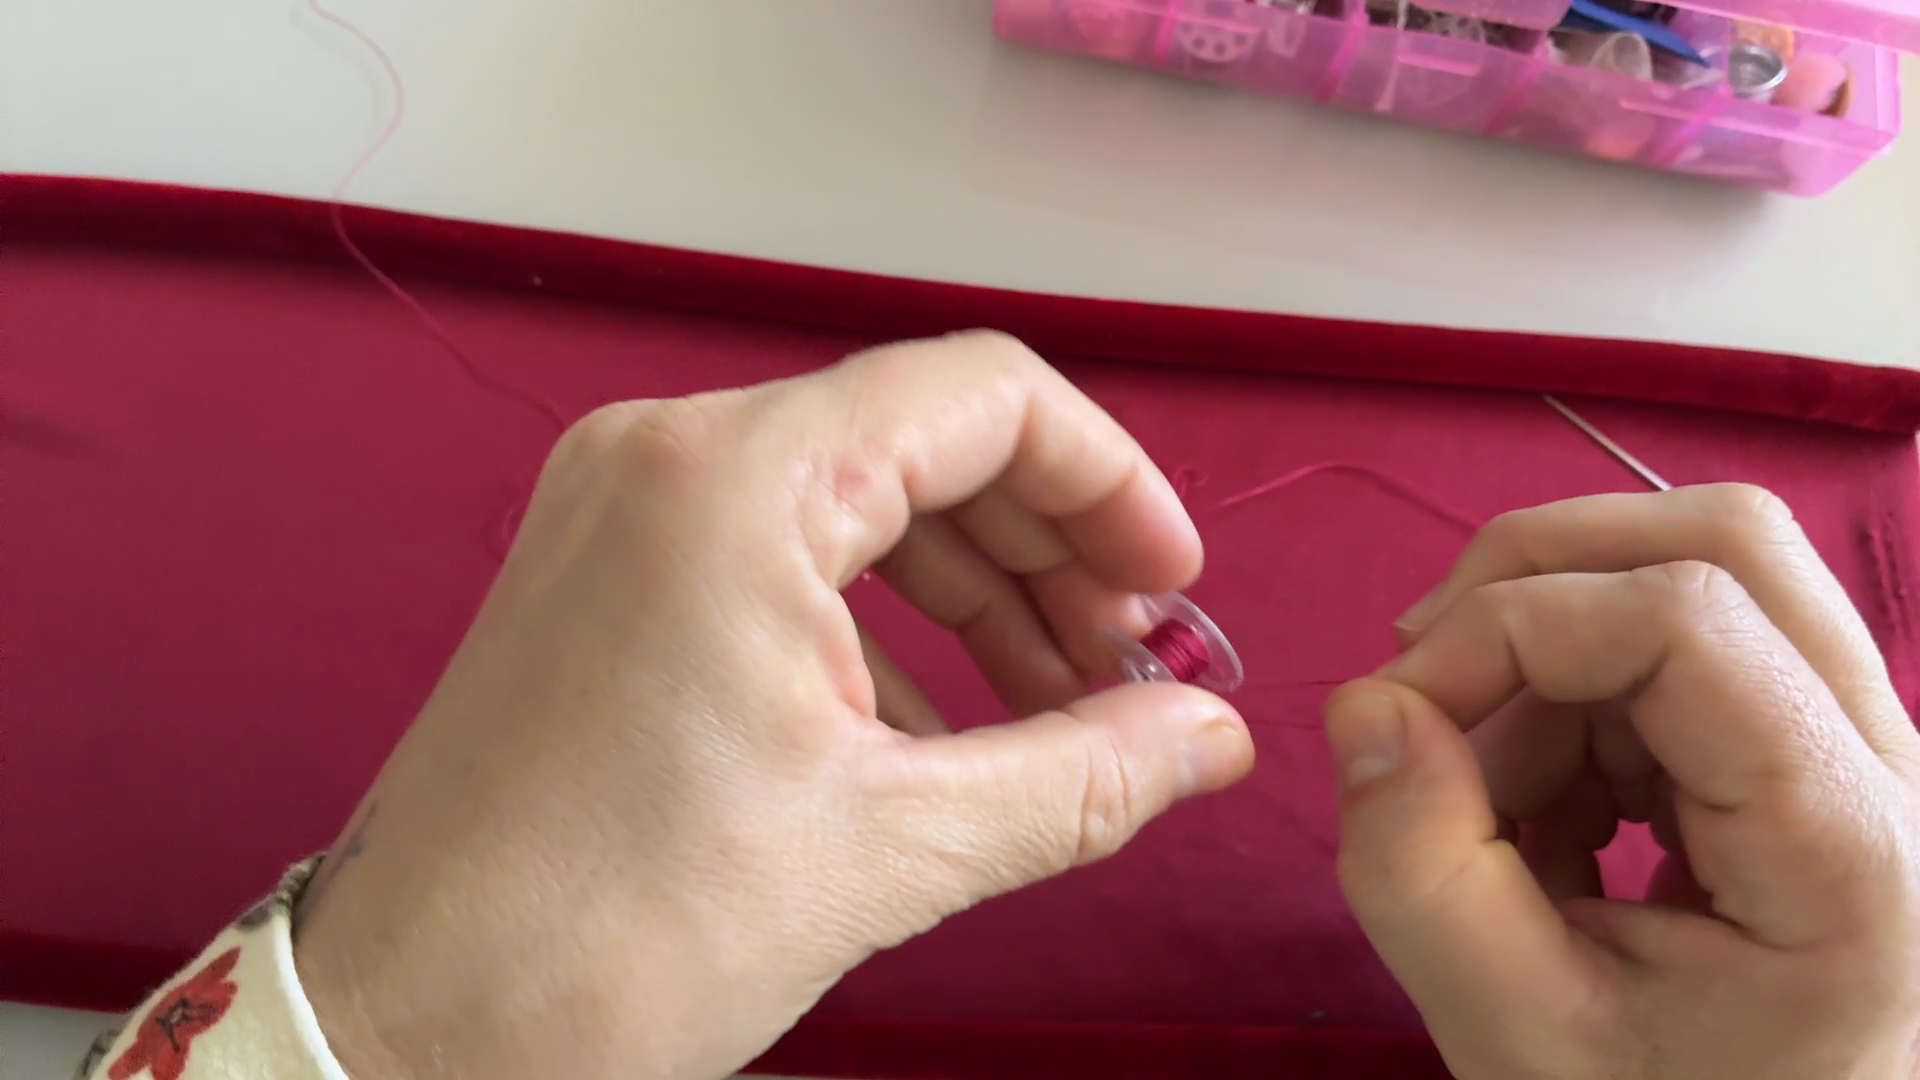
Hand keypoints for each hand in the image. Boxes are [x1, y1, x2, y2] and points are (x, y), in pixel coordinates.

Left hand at [290, 331, 1254, 1079]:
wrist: (398, 1031)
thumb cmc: (610, 942)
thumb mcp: (888, 851)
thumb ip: (1082, 778)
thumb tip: (1211, 737)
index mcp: (740, 480)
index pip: (986, 397)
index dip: (1105, 477)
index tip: (1167, 575)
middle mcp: (683, 454)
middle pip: (938, 441)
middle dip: (1055, 543)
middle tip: (1129, 652)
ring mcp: (649, 501)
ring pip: (879, 498)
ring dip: (987, 587)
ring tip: (1067, 690)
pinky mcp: (640, 562)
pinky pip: (813, 551)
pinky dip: (902, 620)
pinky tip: (954, 717)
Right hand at [1327, 485, 1919, 1077]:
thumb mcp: (1500, 1017)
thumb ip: (1411, 858)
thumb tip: (1364, 704)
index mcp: (1855, 851)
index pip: (1677, 617)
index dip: (1497, 628)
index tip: (1395, 709)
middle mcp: (1889, 768)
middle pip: (1715, 541)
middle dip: (1523, 571)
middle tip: (1424, 654)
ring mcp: (1836, 744)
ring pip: (1662, 578)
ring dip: (1518, 647)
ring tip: (1473, 774)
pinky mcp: (1770, 743)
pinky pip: (1635, 643)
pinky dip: (1536, 687)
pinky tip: (1521, 794)